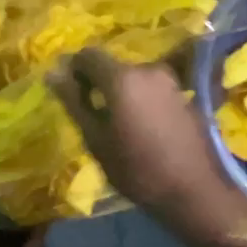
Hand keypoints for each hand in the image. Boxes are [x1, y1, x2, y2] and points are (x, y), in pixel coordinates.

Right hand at [46, 48, 228, 208]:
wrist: (194, 191)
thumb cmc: (136, 169)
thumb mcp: (95, 139)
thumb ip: (73, 102)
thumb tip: (52, 73)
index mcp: (122, 77)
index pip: (87, 55)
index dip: (73, 70)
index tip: (69, 94)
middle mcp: (148, 69)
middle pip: (112, 66)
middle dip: (97, 82)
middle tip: (91, 112)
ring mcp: (171, 81)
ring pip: (133, 77)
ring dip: (120, 92)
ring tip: (116, 122)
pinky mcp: (185, 95)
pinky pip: (152, 89)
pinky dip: (140, 99)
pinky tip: (140, 126)